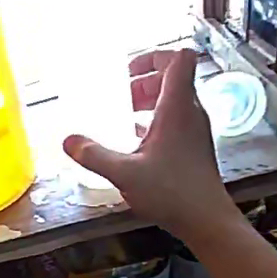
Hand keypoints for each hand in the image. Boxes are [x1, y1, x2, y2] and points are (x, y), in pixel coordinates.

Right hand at [63, 49, 242, 245]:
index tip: (128, 72)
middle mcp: (191, 112)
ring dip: (149, 101)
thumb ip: (94, 155)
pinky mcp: (195, 147)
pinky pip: (176, 120)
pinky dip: (156, 121)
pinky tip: (136, 142)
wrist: (208, 221)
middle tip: (120, 98)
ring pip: (175, 99)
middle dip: (144, 81)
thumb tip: (68, 140)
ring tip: (124, 117)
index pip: (178, 58)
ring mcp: (196, 130)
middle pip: (173, 78)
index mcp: (178, 107)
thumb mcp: (125, 173)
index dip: (153, 56)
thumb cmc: (171, 192)